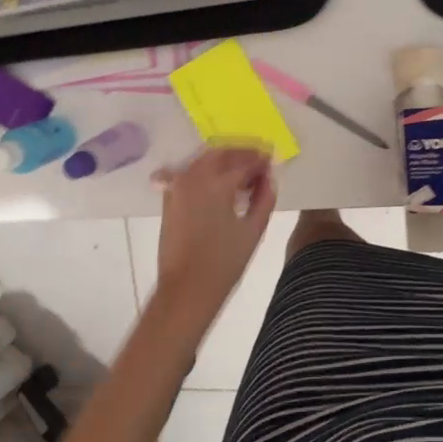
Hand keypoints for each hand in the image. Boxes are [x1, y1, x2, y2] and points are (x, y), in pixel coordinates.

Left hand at [152, 146, 276, 316]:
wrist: (186, 288)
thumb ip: (264, 199)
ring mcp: (177, 187)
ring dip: (224, 161)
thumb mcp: (253, 231)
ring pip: (203, 160)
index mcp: (216, 183)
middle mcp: (193, 178)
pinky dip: (207, 172)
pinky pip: (190, 173)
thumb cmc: (224, 263)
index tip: (272, 161)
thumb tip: (268, 179)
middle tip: (258, 162)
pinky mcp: (169, 199)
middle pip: (220, 153)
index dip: (261, 160)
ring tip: (242, 175)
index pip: (243, 161)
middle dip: (241, 153)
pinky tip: (220, 186)